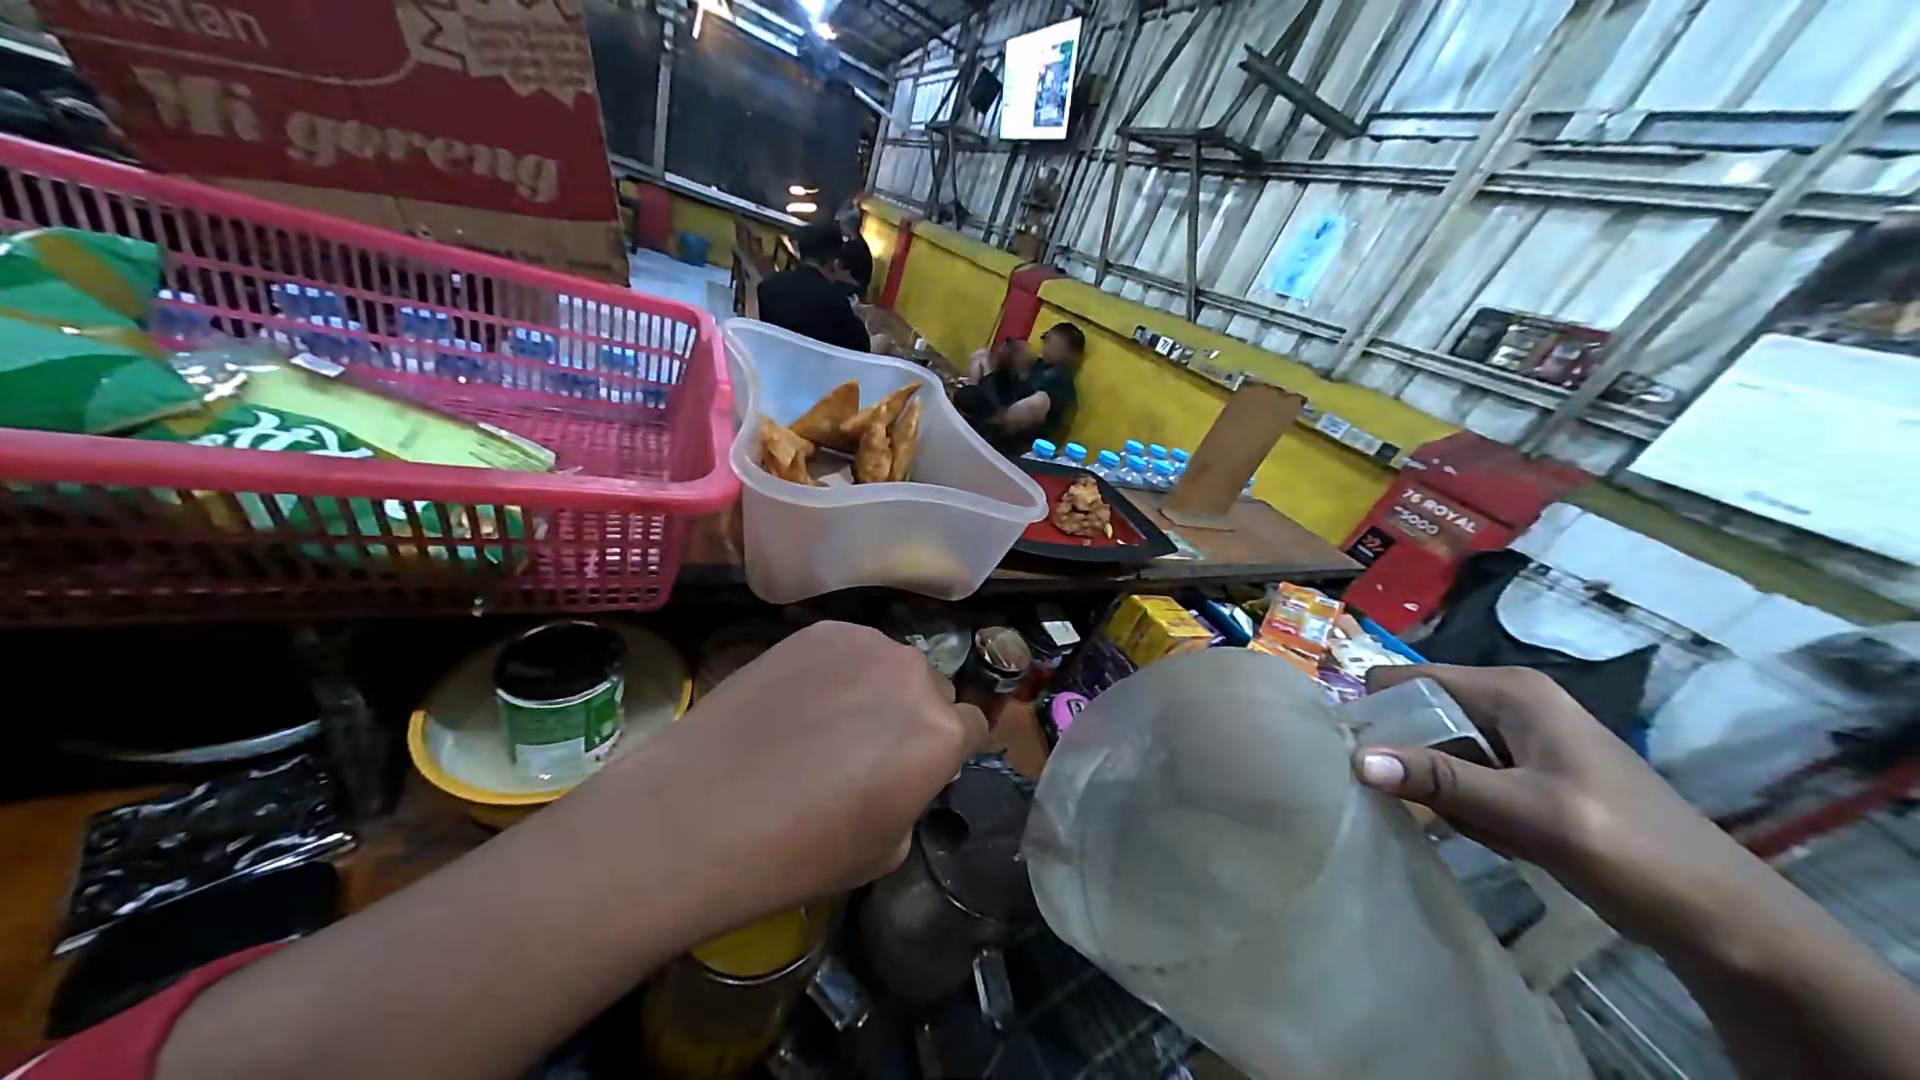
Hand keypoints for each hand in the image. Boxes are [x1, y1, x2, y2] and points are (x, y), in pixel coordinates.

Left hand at [603, 622, 986, 908]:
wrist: (697, 814)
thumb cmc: (797, 852)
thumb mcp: (886, 850)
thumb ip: (914, 794)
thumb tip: (901, 769)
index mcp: (940, 734)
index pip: (973, 726)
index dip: (946, 751)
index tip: (917, 768)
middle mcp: (913, 676)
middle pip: (932, 691)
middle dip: (911, 717)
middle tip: (863, 749)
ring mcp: (863, 644)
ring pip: (889, 666)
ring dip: (874, 689)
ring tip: (821, 722)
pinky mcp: (817, 630)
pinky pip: (847, 650)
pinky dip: (834, 671)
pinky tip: (794, 702)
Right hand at [1350, 664, 1788, 956]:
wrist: (1725, 920)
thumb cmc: (1630, 850)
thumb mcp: (1529, 813)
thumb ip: (1441, 781)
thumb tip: (1355, 758)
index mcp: (1511, 691)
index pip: (1409, 678)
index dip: (1377, 711)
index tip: (1356, 757)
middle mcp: (1510, 702)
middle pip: (1421, 713)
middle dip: (1409, 757)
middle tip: (1416, 802)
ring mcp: (1520, 738)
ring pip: (1439, 749)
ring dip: (1439, 788)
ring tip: (1474, 825)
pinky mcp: (1527, 773)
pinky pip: (1464, 776)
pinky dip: (1463, 805)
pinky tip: (1493, 834)